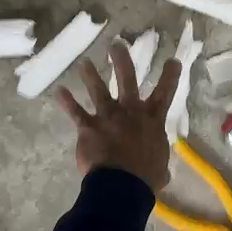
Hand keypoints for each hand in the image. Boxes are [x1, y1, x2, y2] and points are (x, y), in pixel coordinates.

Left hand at [56, 43, 182, 191]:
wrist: (122, 185)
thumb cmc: (145, 178)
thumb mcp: (160, 167)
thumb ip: (157, 159)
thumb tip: (159, 169)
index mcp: (152, 121)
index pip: (165, 94)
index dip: (170, 76)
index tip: (172, 60)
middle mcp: (130, 112)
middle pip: (127, 80)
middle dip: (122, 60)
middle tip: (116, 44)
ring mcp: (108, 117)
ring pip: (98, 90)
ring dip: (90, 74)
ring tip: (84, 62)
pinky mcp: (88, 127)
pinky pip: (75, 112)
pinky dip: (66, 102)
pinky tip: (59, 91)